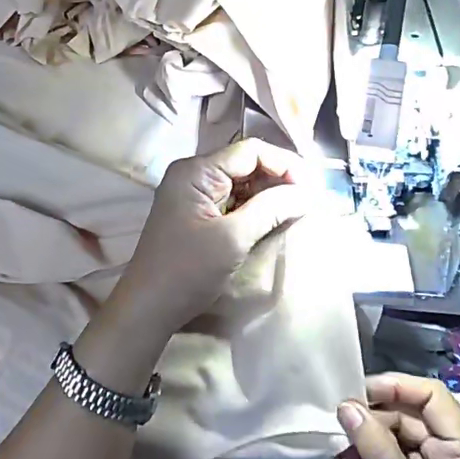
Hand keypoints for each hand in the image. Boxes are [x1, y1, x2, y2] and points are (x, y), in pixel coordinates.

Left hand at [106, 139, 316, 342]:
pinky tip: (276, 218)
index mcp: (196, 171)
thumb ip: (271, 209)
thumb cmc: (187, 271)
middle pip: (247, 163)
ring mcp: (194, 193)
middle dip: (280, 178)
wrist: (147, 307)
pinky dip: (255, 206)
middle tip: (310, 200)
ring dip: (270, 193)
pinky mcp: (197, 212)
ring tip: (299, 209)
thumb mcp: (233, 238)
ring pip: (242, 181)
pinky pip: (233, 199)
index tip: (312, 188)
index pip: (250, 151)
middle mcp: (193, 174)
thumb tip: (308, 193)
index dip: (284, 164)